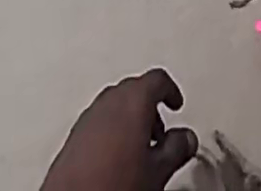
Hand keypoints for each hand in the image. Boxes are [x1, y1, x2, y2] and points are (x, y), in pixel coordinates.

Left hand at [40, 70, 196, 190]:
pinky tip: (118, 157)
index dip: (171, 90)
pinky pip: (99, 121)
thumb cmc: (113, 184)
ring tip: (142, 148)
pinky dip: (112, 129)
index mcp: (133, 99)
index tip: (175, 103)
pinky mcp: (74, 136)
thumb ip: (176, 148)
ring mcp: (88, 117)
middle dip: (150, 106)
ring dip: (131, 118)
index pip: (157, 79)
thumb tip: (186, 138)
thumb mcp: (158, 170)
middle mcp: (109, 101)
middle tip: (162, 129)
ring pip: (116, 105)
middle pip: (135, 89)